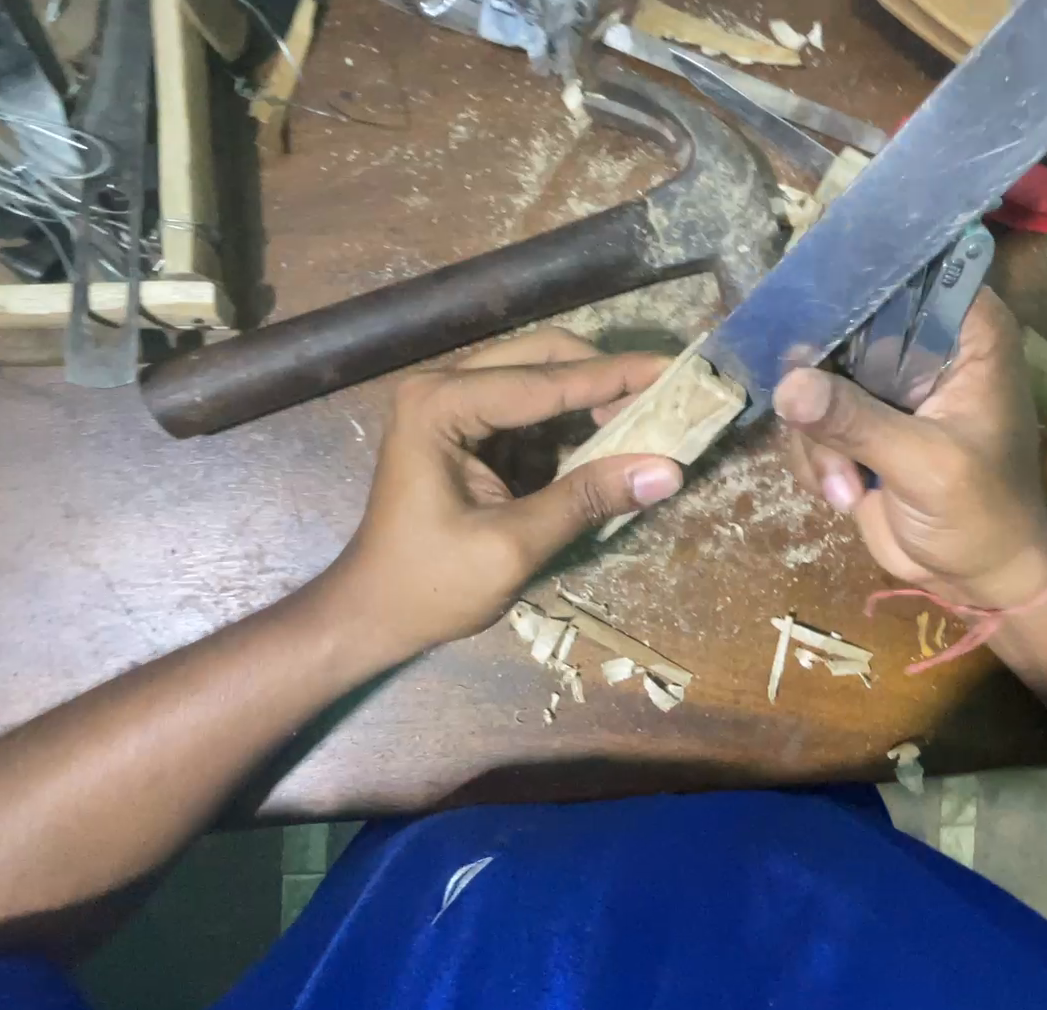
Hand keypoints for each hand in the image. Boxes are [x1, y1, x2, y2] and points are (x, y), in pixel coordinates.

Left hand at [322, 330, 682, 655]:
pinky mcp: (465, 431)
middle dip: (604, 378)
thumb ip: (588, 499)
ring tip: (644, 422)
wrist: (372, 614)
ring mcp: (451, 406)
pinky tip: (605, 441)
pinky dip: (570, 423)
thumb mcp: (514, 545)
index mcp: (441, 406)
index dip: (614, 378)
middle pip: (542, 359)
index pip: (544, 381)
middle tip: (663, 398)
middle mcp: (442, 388)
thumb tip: (669, 470)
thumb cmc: (429, 585)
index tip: (673, 371)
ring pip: (539, 379)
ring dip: (590, 398)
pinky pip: (530, 411)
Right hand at [777, 289, 1046, 607]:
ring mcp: (882, 387)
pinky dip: (814, 461)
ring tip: (848, 487)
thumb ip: (857, 423)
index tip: (804, 321)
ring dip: (817, 443)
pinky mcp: (855, 425)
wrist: (973, 578)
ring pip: (811, 382)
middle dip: (818, 385)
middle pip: (840, 327)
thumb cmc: (980, 514)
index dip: (849, 286)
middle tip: (813, 428)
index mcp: (964, 332)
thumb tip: (787, 386)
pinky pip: (806, 422)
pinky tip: (844, 493)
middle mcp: (920, 347)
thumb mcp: (925, 465)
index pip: (902, 272)